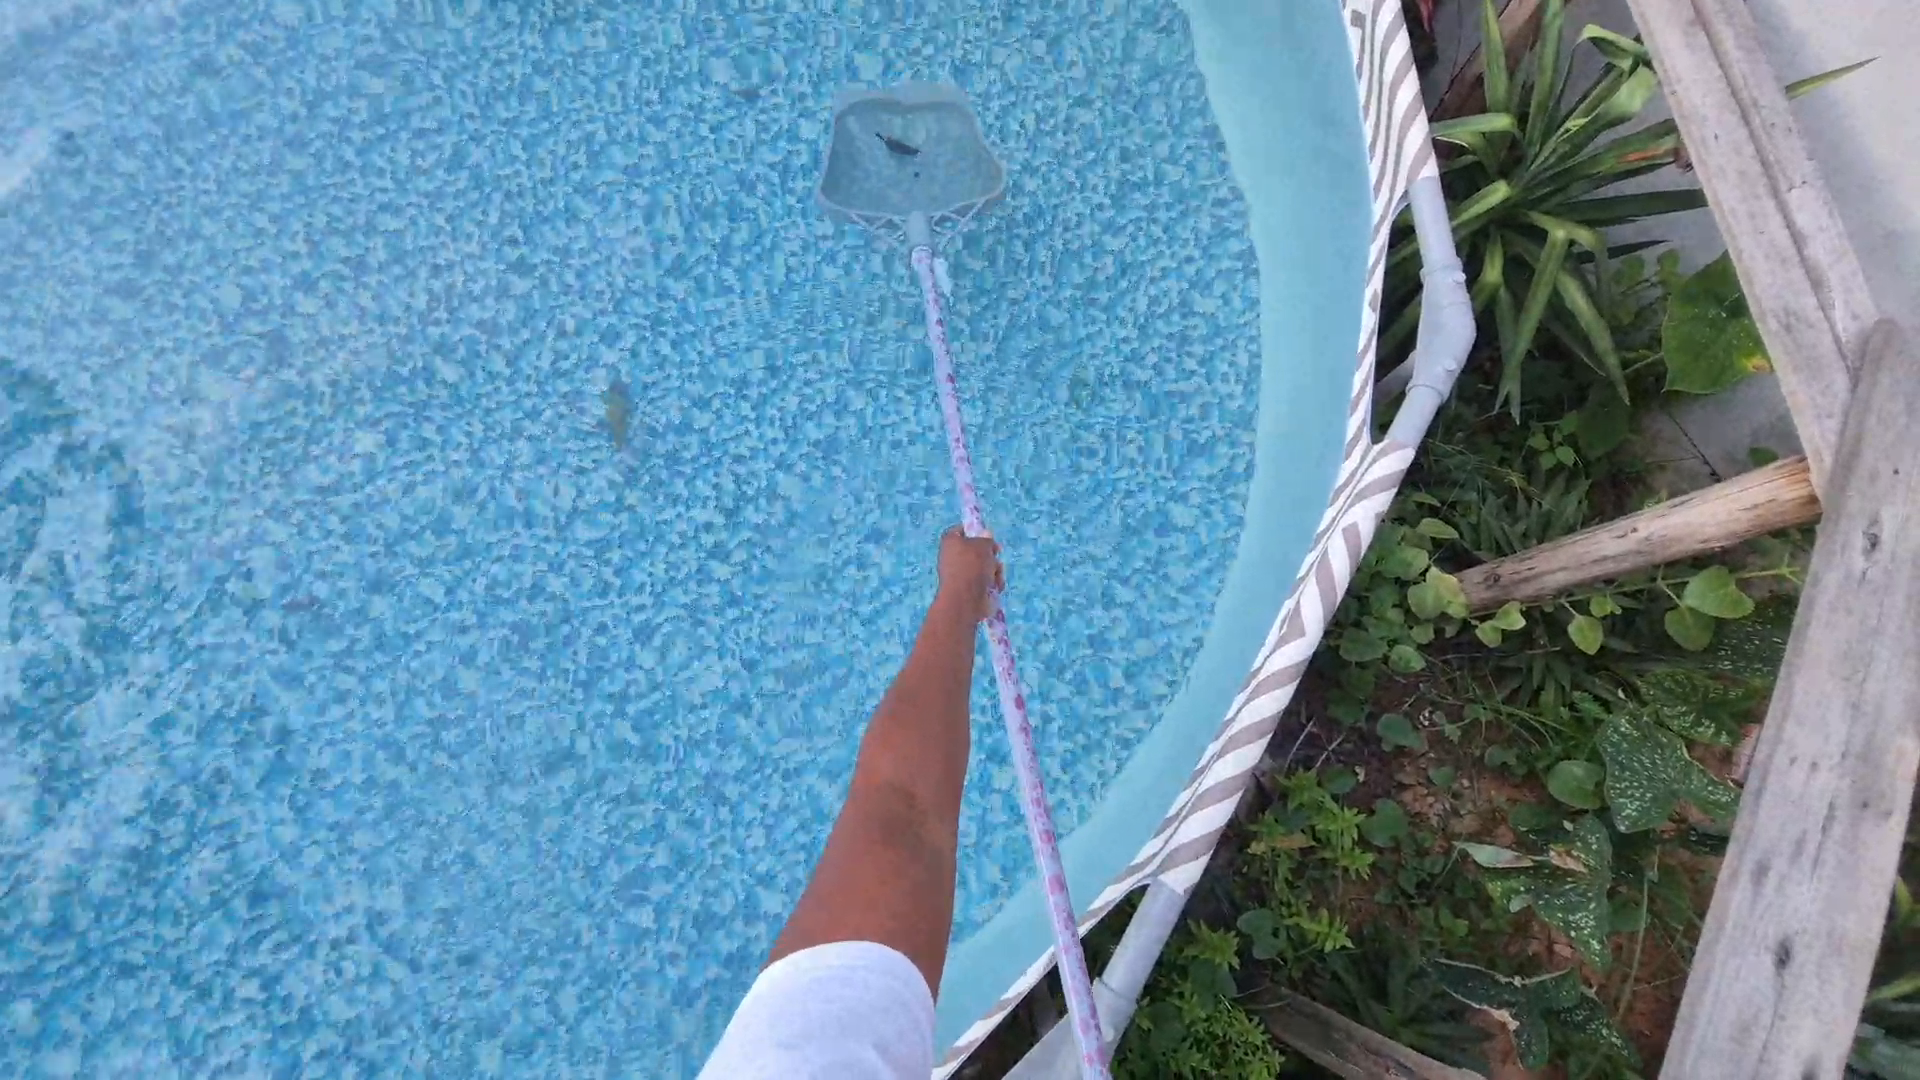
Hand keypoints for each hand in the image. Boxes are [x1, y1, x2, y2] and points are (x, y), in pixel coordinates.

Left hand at [934, 526, 1002, 623]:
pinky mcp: (969, 590)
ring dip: (995, 570)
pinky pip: (985, 582)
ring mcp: (961, 575)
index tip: (987, 535)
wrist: (966, 599)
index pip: (960, 531)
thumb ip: (986, 539)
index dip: (974, 530)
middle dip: (990, 555)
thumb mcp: (983, 545)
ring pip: (985, 567)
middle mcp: (953, 558)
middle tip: (995, 555)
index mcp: (950, 542)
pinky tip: (995, 588)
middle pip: (977, 550)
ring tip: (995, 576)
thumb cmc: (972, 566)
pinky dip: (992, 584)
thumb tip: (986, 537)